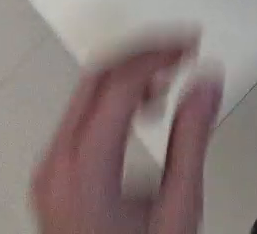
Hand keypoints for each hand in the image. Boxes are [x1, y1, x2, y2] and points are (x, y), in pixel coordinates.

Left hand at [32, 38, 223, 233]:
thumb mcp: (178, 210)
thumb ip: (192, 139)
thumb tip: (206, 83)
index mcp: (84, 167)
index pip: (120, 80)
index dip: (160, 53)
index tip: (191, 46)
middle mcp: (56, 162)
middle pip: (97, 75)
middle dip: (145, 55)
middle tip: (183, 50)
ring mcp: (49, 170)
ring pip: (87, 90)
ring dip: (130, 75)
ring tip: (169, 79)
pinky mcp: (53, 177)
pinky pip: (81, 114)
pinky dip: (115, 99)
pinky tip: (145, 108)